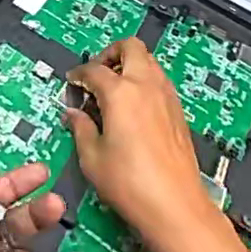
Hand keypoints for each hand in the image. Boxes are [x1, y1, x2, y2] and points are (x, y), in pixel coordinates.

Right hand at [63, 38, 218, 248]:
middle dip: (110, 53)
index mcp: (120, 91)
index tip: (72, 83)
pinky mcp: (178, 108)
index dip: (79, 74)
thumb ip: (81, 128)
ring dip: (130, 64)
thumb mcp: (92, 158)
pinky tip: (134, 107)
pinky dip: (144, 80)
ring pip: (148, 59)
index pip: (94, 69)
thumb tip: (74, 114)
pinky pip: (159, 79)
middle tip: (98, 75)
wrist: (176, 205)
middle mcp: (145, 83)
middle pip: (129, 46)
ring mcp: (166, 94)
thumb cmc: (129, 183)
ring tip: (115, 90)